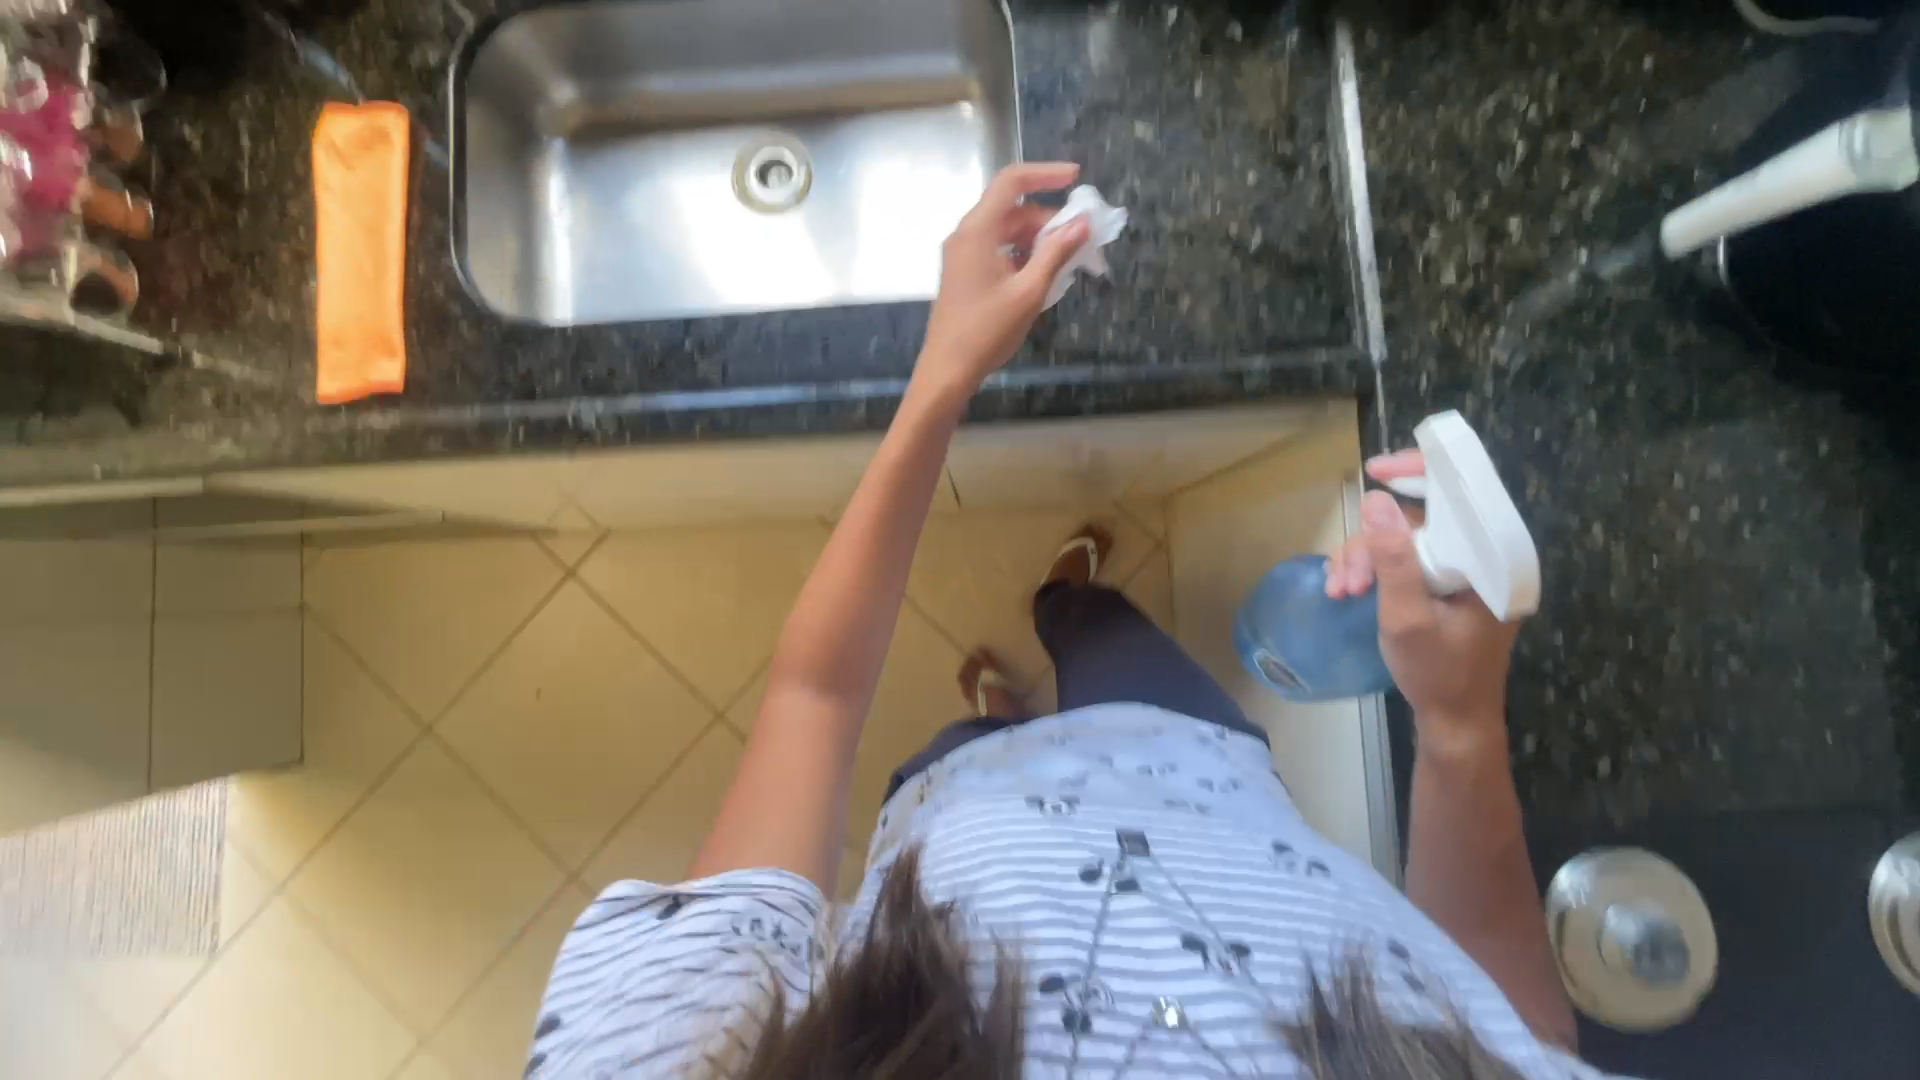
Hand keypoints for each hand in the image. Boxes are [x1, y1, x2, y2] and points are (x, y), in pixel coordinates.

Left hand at [913, 163, 1091, 399]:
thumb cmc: (987, 331)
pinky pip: (998, 251)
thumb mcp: (1029, 292)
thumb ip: (1056, 253)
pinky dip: (1022, 255)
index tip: (1076, 178)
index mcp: (977, 231)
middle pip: (1012, 209)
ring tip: (1067, 261)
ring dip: (1037, 240)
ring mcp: (962, 256)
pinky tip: (1043, 276)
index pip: (1012, 182)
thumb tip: (1082, 224)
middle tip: (1080, 239)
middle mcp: (966, 236)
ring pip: (1006, 232)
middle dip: (1048, 218)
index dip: (1046, 174)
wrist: (948, 370)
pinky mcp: (965, 275)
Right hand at [1326, 451, 1519, 751]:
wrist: (1454, 719)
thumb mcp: (1407, 617)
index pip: (1459, 494)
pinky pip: (1402, 560)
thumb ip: (1394, 560)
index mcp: (1489, 559)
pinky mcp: (1443, 585)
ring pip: (1400, 540)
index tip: (1375, 472)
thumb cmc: (1437, 672)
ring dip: (1362, 560)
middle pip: (1417, 519)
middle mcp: (1479, 557)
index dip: (1419, 471)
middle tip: (1346, 581)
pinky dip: (1370, 571)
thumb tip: (1375, 501)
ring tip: (1341, 592)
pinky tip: (1346, 591)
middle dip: (1370, 544)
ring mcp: (1460, 572)